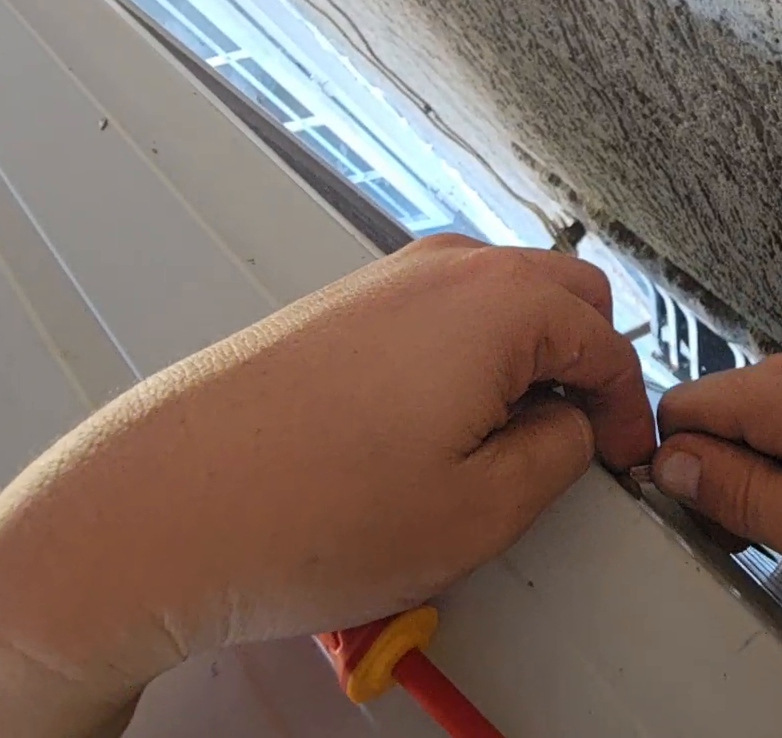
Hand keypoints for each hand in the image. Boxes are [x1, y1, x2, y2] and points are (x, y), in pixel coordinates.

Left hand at [0, 235, 654, 688]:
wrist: (152, 512)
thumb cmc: (309, 514)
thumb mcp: (483, 509)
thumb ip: (562, 452)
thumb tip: (571, 424)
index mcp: (504, 303)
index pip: (609, 343)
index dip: (629, 407)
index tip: (623, 453)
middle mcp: (455, 267)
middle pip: (568, 294)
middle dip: (589, 360)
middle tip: (577, 431)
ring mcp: (397, 274)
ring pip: (510, 292)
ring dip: (534, 349)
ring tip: (509, 428)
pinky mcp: (354, 296)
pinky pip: (453, 303)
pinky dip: (480, 344)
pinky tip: (446, 412)